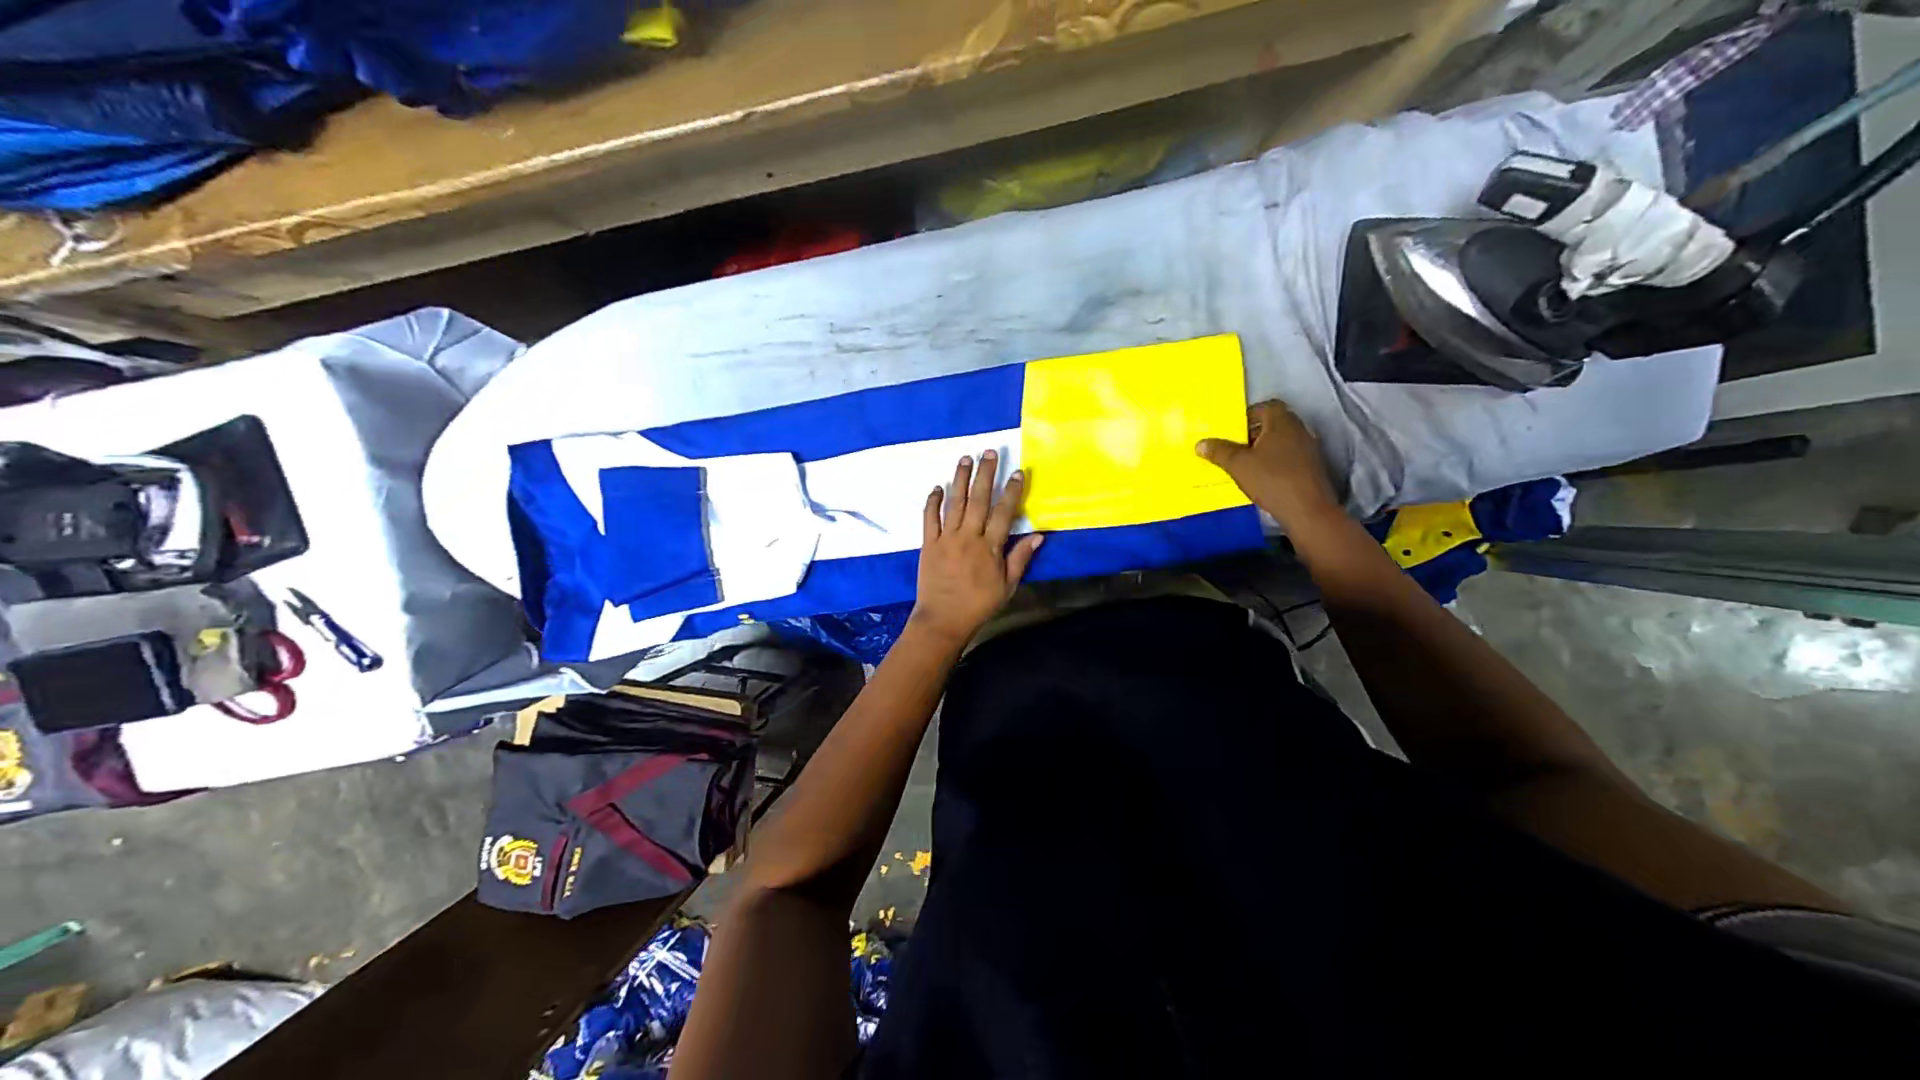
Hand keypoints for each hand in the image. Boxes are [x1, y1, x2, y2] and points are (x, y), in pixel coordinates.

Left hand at [910, 451, 1044, 646]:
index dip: (1012, 491)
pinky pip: (930, 518)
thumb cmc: (979, 605)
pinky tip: (938, 487)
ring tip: (966, 458)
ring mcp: (946, 538)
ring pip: (954, 502)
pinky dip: (933, 501)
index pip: (1004, 512)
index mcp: (989, 547)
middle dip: (985, 474)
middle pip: (978, 499)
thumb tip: (1038, 535)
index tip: (1018, 472)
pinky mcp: (929, 544)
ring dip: (960, 479)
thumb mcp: (1007, 585)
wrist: (943, 619)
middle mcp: (968, 537)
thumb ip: (1020, 558)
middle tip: (990, 452)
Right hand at [1196, 400, 1344, 532]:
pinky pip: (1291, 455)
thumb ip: (1219, 452)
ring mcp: (1309, 448)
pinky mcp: (1313, 466)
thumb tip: (1201, 444)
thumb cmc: (1272, 480)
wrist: (1307, 510)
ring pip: (1283, 440)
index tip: (1234, 429)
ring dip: (1266, 448)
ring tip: (1247, 464)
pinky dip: (1277, 461)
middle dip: (1255, 432)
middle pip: (1274, 423)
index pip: (1266, 407)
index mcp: (1282, 422)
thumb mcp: (1238, 465)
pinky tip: (1264, 477)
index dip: (1248, 415)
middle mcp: (1299, 429)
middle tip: (1236, 446)